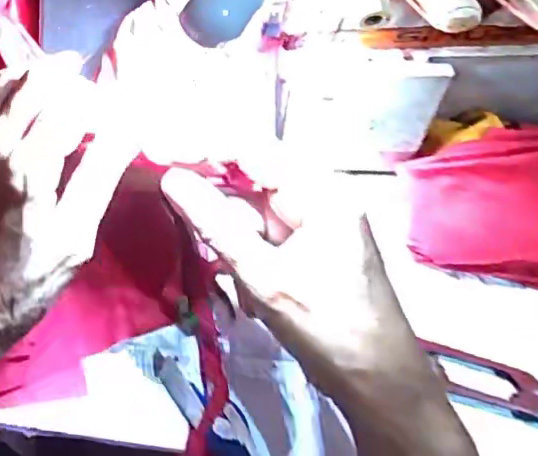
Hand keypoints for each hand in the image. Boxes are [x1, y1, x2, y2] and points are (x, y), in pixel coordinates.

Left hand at [0, 59, 139, 364]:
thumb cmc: (32, 274)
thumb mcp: (78, 236)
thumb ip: (99, 177)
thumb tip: (126, 130)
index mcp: (28, 168)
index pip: (69, 108)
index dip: (100, 104)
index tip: (122, 116)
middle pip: (35, 83)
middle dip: (72, 80)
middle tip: (98, 95)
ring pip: (5, 80)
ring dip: (39, 72)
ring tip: (70, 78)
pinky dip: (1, 80)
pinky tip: (23, 85)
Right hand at [161, 168, 475, 455]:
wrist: (383, 394)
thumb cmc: (335, 333)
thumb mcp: (268, 279)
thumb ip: (215, 224)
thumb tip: (168, 177)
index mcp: (318, 191)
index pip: (248, 148)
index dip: (198, 143)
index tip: (156, 149)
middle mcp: (310, 192)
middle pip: (240, 165)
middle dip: (197, 172)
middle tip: (154, 171)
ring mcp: (301, 214)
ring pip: (238, 192)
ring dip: (208, 206)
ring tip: (180, 216)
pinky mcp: (291, 237)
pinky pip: (245, 217)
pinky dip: (222, 228)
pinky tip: (207, 245)